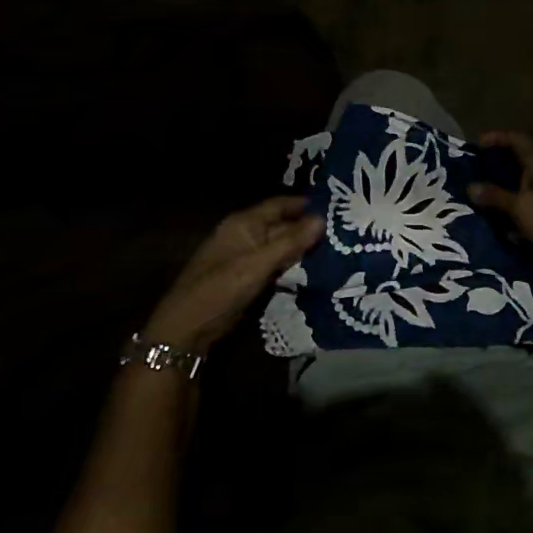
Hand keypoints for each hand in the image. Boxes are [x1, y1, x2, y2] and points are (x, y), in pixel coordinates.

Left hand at [143, 197, 322, 351]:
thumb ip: (290, 242)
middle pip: (282, 225)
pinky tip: (317, 270)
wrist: (187, 328)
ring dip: (304, 248)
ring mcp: (247, 257)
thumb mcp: (257, 265)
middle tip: (345, 231)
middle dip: (309, 228)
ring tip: (339, 248)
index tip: (338, 205)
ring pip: (282, 246)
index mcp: (244, 223)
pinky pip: (277, 265)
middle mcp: (246, 234)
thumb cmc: (219, 290)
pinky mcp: (249, 278)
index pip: (280, 204)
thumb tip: (322, 218)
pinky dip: (294, 265)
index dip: (306, 204)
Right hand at [468, 131, 532, 270]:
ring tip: (480, 206)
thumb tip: (471, 187)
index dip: (499, 138)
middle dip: (497, 171)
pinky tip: (502, 229)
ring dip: (503, 197)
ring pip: (523, 193)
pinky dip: (513, 217)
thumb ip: (496, 197)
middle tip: (474, 178)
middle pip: (520, 167)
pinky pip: (528, 214)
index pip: (519, 142)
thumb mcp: (521, 208)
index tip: (478, 143)